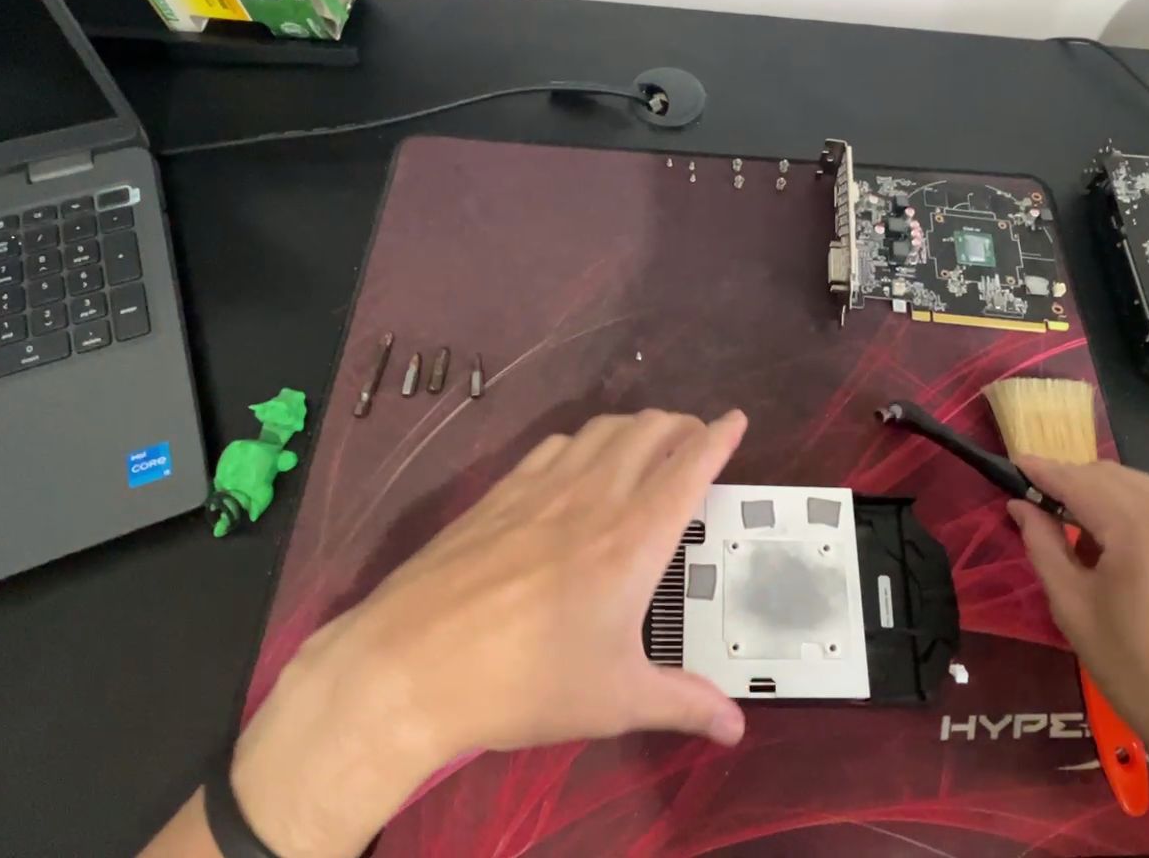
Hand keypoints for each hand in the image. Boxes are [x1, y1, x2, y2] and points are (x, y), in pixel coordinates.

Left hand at [215, 410, 749, 857]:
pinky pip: (556, 445)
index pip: (690, 467)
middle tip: (695, 442)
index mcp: (634, 538)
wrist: (411, 664)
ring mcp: (542, 487)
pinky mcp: (500, 492)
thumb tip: (735, 728)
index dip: (719, 437)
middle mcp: (595, 496)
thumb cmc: (525, 682)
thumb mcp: (615, 700)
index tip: (737, 420)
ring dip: (635, 427)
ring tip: (646, 446)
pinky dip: (585, 441)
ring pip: (602, 429)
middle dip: (681, 425)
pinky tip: (578, 465)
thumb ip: (682, 704)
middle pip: (649, 431)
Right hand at [1006, 458, 1148, 772]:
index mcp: (1148, 529)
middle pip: (1117, 477)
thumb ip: (1044, 544)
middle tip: (1048, 511)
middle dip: (1079, 488)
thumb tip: (1022, 505)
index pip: (1081, 480)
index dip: (1043, 470)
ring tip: (1102, 548)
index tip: (1015, 465)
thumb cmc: (1144, 678)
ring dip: (1118, 504)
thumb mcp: (1075, 610)